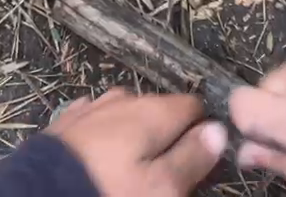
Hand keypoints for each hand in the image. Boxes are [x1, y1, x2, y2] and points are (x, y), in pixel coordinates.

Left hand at [48, 89, 226, 196]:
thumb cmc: (109, 195)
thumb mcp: (160, 190)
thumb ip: (192, 158)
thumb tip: (218, 129)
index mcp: (152, 110)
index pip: (193, 105)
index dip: (204, 130)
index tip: (204, 161)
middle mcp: (124, 98)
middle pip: (160, 111)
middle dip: (169, 136)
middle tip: (167, 176)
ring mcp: (92, 107)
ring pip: (127, 116)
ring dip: (136, 137)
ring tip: (131, 172)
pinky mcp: (67, 123)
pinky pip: (99, 123)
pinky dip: (108, 139)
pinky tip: (102, 160)